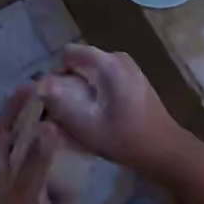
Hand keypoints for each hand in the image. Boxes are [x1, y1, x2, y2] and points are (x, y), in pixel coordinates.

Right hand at [37, 44, 195, 175]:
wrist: (165, 150)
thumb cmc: (126, 139)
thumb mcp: (87, 127)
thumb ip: (60, 104)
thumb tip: (38, 85)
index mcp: (108, 63)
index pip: (69, 54)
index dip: (57, 74)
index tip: (56, 99)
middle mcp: (118, 57)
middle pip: (80, 62)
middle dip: (68, 83)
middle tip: (66, 112)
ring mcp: (129, 66)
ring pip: (92, 71)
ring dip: (82, 89)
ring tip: (81, 116)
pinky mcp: (134, 78)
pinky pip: (105, 77)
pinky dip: (96, 91)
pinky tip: (99, 115)